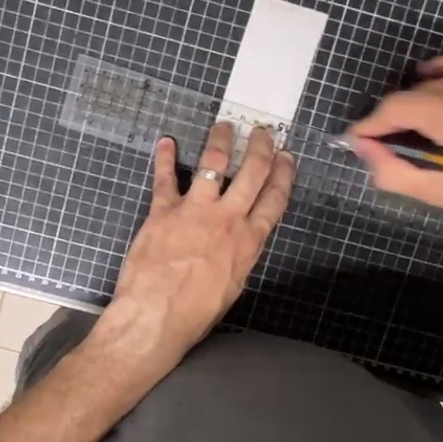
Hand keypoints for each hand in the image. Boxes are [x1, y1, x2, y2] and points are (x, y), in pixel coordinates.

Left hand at [92, 121, 295, 371]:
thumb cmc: (195, 314)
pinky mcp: (163, 211)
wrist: (155, 316)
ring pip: (213, 165)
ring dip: (221, 142)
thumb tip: (239, 245)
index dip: (282, 175)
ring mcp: (194, 211)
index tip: (287, 157)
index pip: (274, 200)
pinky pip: (165, 178)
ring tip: (224, 126)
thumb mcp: (232, 288)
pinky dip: (166, 158)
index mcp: (248, 242)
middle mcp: (226, 219)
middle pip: (251, 174)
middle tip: (264, 131)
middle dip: (261, 148)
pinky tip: (167, 142)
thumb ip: (239, 258)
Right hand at [348, 55, 442, 247]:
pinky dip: (440, 72)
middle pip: (413, 94)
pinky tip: (429, 79)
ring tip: (408, 131)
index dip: (370, 125)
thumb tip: (365, 150)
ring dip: (414, 102)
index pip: (396, 107)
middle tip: (383, 147)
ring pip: (434, 82)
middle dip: (391, 119)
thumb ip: (396, 172)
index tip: (356, 142)